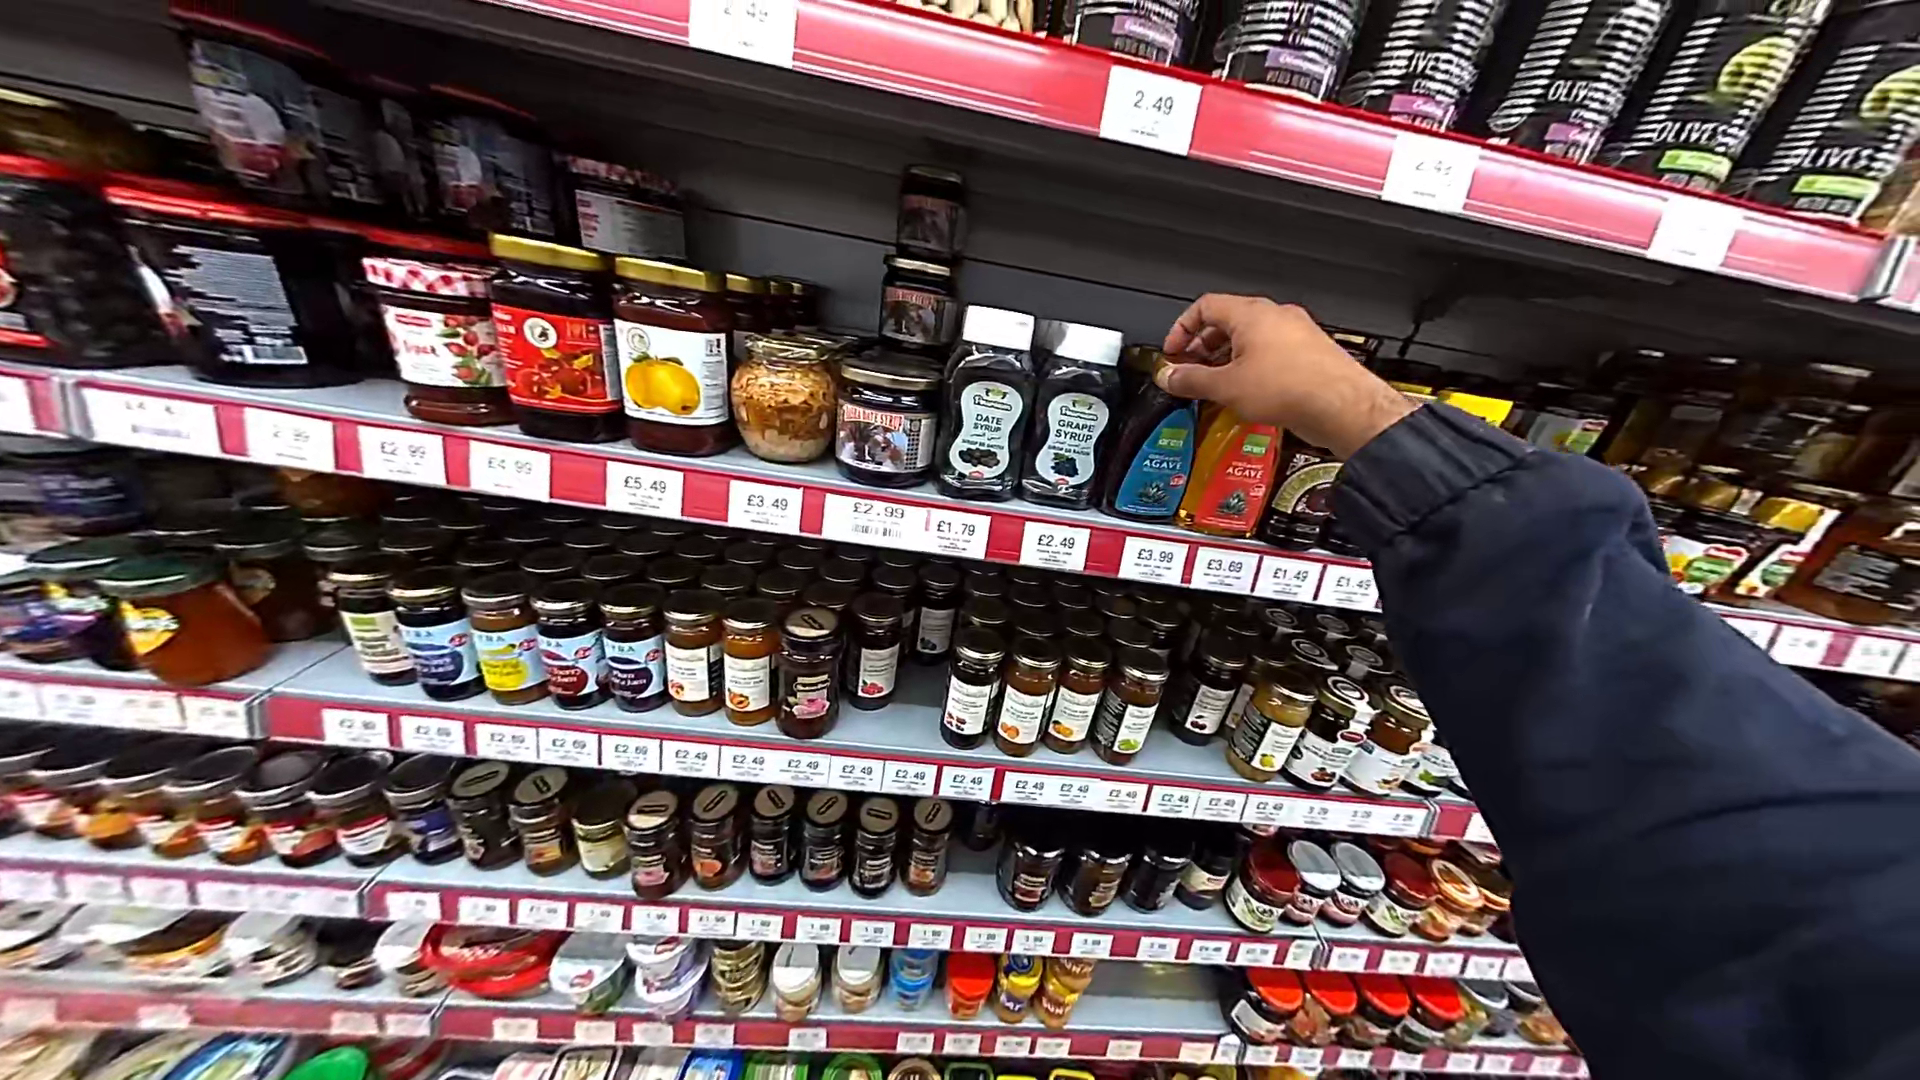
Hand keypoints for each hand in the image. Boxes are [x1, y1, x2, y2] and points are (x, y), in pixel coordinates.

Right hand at [1159, 294, 1413, 458]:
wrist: (1340, 406)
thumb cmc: (1292, 387)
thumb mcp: (1225, 387)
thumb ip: (1190, 380)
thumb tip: (1169, 376)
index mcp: (1251, 314)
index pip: (1204, 307)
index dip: (1181, 328)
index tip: (1173, 352)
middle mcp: (1275, 317)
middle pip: (1225, 322)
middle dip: (1201, 346)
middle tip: (1188, 370)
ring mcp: (1293, 333)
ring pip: (1248, 338)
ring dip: (1223, 358)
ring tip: (1213, 384)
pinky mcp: (1306, 354)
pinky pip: (1268, 352)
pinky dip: (1248, 366)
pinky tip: (1242, 392)